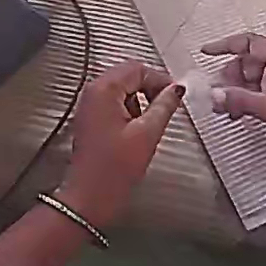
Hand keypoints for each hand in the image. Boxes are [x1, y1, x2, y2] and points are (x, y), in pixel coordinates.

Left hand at [56, 61, 183, 226]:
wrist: (89, 197)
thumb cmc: (114, 169)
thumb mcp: (147, 134)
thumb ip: (164, 106)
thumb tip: (176, 90)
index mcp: (104, 89)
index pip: (137, 68)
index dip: (159, 79)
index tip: (176, 94)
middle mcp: (92, 91)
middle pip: (127, 74)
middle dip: (150, 87)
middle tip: (168, 104)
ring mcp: (89, 104)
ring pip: (121, 88)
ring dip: (140, 98)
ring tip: (152, 120)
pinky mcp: (90, 118)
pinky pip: (113, 101)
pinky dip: (129, 108)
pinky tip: (137, 128)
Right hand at [202, 33, 265, 166]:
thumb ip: (241, 100)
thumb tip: (215, 93)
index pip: (250, 43)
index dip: (226, 45)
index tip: (206, 52)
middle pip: (248, 64)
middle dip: (228, 76)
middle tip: (213, 91)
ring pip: (252, 83)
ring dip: (234, 93)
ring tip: (220, 107)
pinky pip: (258, 99)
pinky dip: (244, 104)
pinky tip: (234, 114)